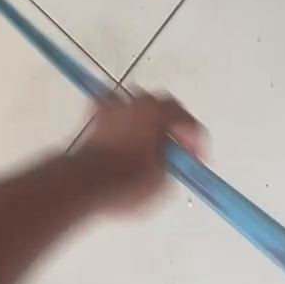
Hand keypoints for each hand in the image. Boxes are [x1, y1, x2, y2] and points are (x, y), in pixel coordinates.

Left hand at [68, 92, 204, 214]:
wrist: (86, 182)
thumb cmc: (127, 182)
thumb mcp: (162, 182)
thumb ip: (172, 164)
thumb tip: (170, 160)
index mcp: (158, 113)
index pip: (186, 119)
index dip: (196, 139)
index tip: (198, 156)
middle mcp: (137, 101)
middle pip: (163, 105)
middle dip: (173, 124)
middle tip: (177, 147)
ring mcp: (114, 105)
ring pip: (138, 104)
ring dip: (148, 119)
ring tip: (151, 141)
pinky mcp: (96, 114)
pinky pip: (112, 108)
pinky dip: (121, 116)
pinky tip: (123, 129)